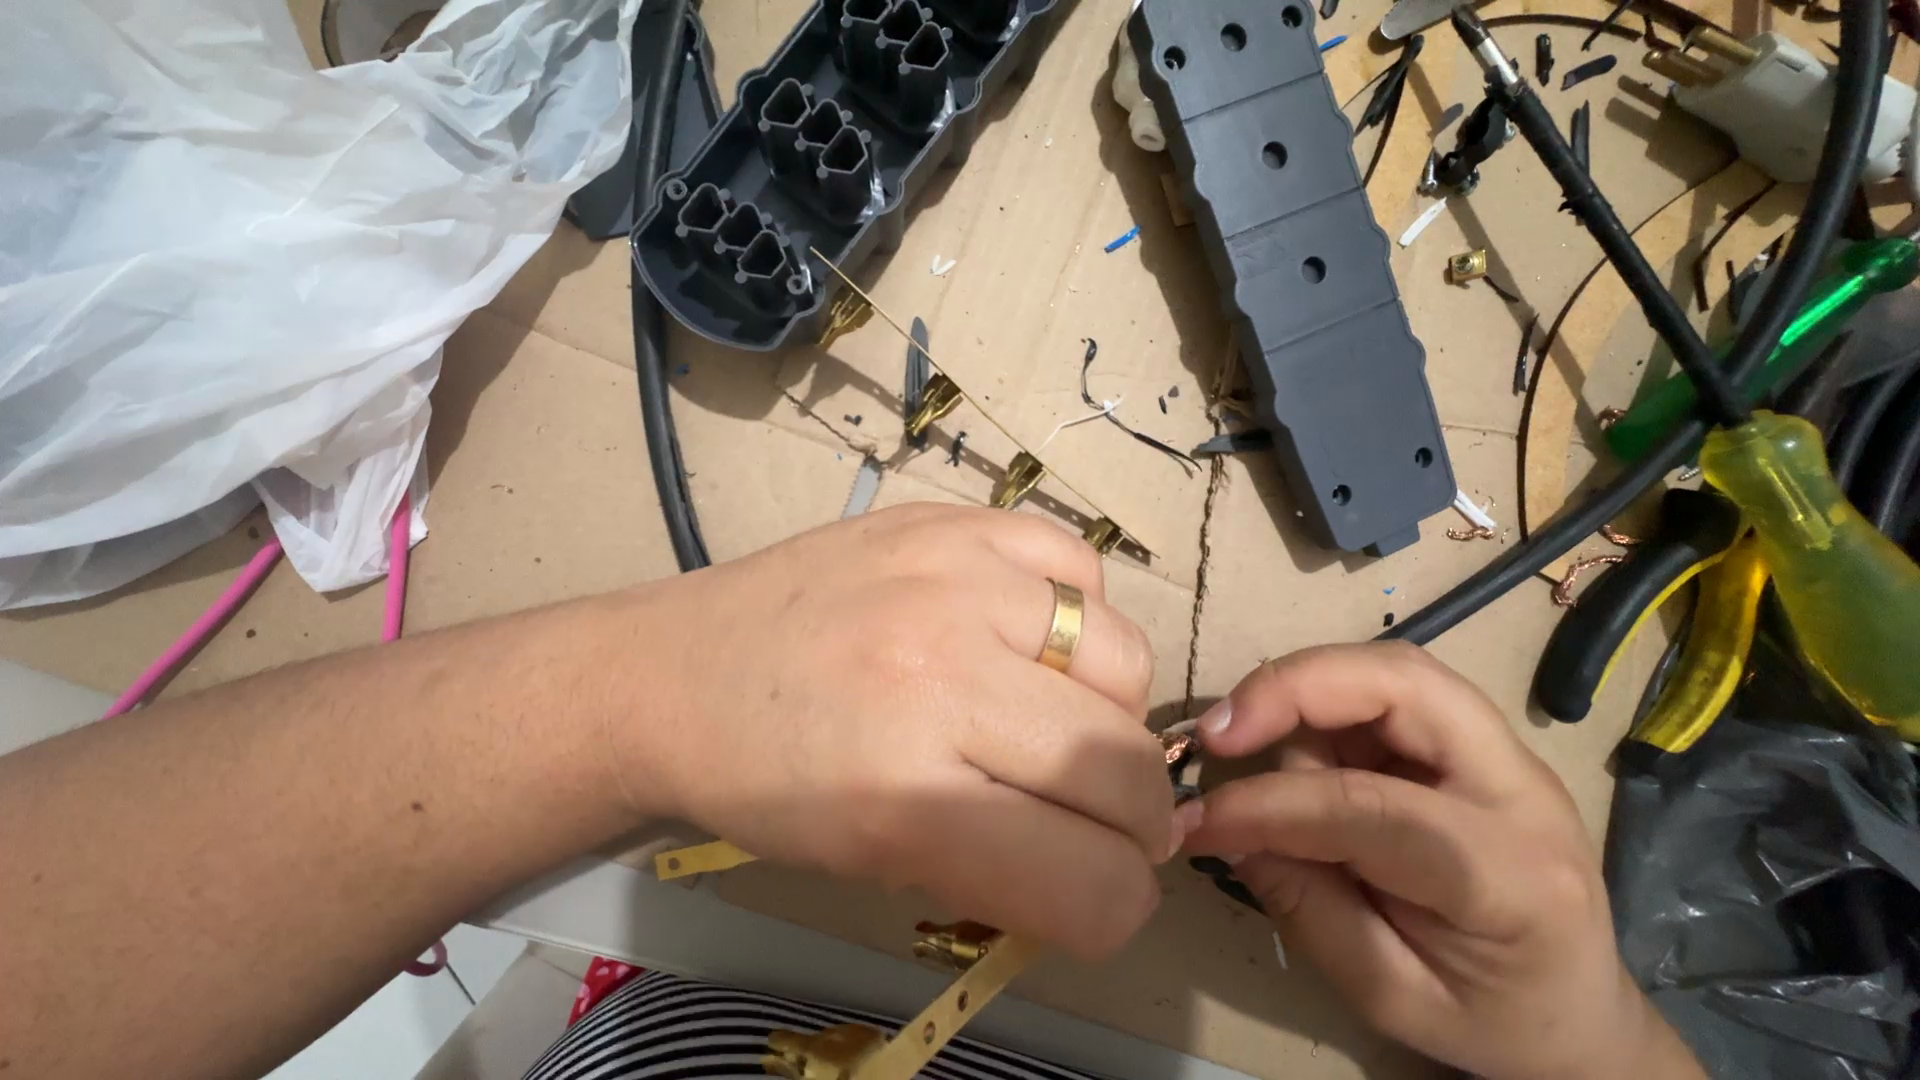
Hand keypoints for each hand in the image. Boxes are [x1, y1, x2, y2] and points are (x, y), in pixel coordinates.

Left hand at [614, 504, 1175, 958]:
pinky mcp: (952, 522)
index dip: (1116, 906)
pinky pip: (1078, 566)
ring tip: (1053, 711)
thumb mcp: (873, 861)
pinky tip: (1028, 630)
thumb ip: (1003, 872)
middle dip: (1133, 819)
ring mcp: (955, 579)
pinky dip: (1076, 612)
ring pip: (1125, 660)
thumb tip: (1106, 872)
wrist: (671, 669)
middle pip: (1125, 770)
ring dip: (1109, 710)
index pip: (1089, 881)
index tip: (1104, 895)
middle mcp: (945, 672)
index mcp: (908, 793)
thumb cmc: (762, 782)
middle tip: (1098, 817)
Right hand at [1181, 644, 1704, 1079]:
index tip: (1198, 820)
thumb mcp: (1387, 992)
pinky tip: (1286, 741)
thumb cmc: (1488, 1018)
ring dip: (1301, 690)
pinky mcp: (1472, 736)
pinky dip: (1318, 701)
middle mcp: (1518, 788)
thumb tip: (1228, 826)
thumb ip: (1305, 905)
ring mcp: (1502, 750)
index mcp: (1510, 875)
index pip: (1372, 808)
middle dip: (1293, 689)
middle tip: (1217, 730)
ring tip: (1243, 739)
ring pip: (1389, 668)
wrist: (1580, 1012)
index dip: (1273, 804)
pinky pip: (1382, 687)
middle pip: (1401, 684)